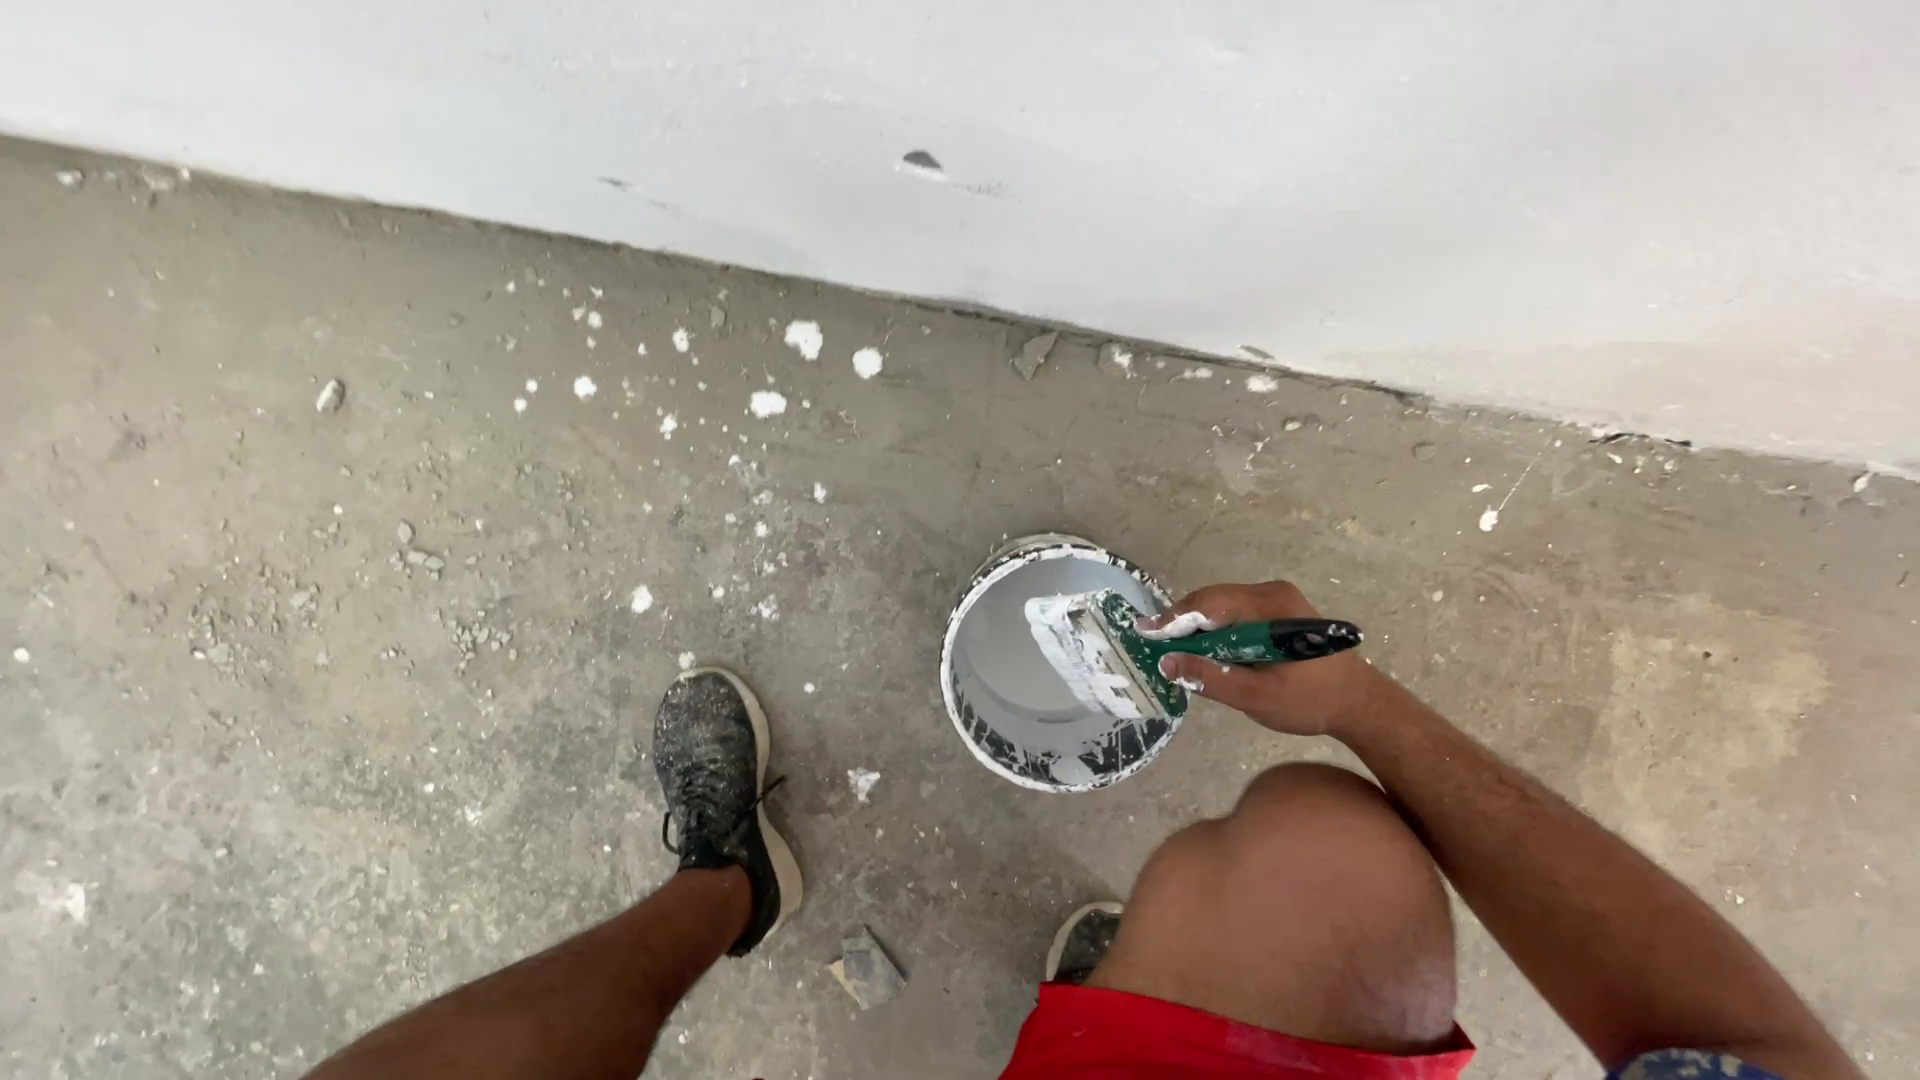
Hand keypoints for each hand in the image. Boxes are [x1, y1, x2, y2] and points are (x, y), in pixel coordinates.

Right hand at [1139, 581, 1383, 738]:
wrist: (1362, 704)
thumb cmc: (1311, 701)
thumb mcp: (1256, 697)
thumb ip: (1210, 677)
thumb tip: (1167, 663)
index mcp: (1270, 607)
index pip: (1208, 603)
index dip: (1173, 618)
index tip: (1144, 631)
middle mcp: (1272, 593)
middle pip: (1212, 601)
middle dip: (1181, 622)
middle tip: (1153, 643)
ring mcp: (1277, 599)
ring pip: (1222, 606)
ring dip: (1197, 627)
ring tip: (1172, 648)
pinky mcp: (1280, 611)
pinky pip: (1235, 612)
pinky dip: (1215, 628)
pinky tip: (1204, 648)